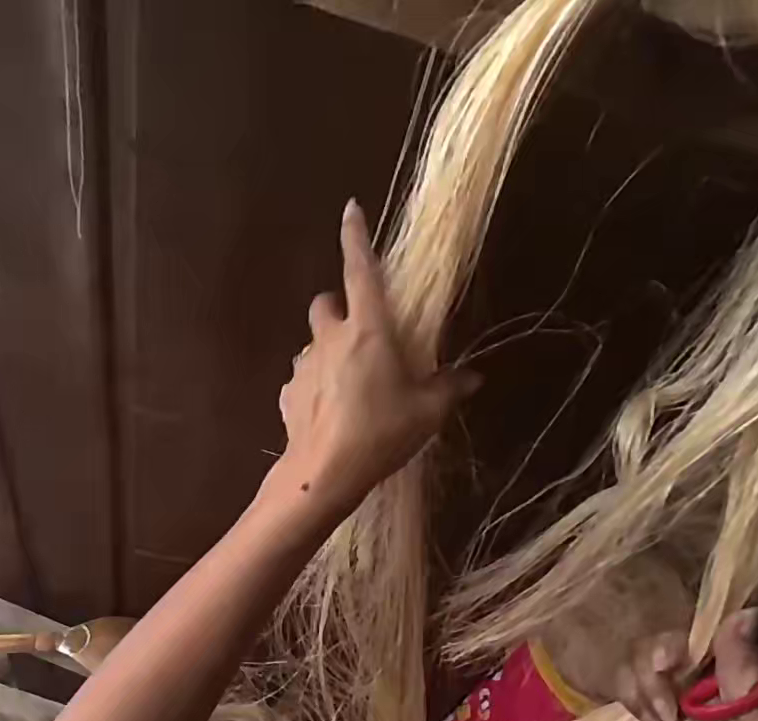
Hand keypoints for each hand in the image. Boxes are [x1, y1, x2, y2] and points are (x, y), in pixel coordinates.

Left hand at [269, 199, 480, 513]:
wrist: (323, 473)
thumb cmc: (380, 434)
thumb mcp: (427, 411)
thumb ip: (449, 388)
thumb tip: (472, 378)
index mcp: (367, 329)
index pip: (360, 270)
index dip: (355, 238)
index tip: (350, 210)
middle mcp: (328, 339)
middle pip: (323, 303)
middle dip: (337, 308)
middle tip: (359, 332)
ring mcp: (302, 366)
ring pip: (310, 342)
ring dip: (325, 349)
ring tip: (347, 380)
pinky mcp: (286, 394)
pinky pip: (300, 377)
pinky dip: (313, 382)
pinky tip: (327, 408)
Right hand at [620, 609, 757, 720]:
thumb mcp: (745, 715)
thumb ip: (741, 665)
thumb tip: (750, 611)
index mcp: (741, 677)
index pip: (715, 633)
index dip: (694, 637)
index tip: (682, 655)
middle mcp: (703, 675)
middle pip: (670, 639)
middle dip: (662, 662)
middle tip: (663, 678)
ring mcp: (668, 686)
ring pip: (641, 656)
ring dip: (647, 687)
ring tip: (662, 719)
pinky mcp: (638, 697)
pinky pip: (622, 675)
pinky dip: (631, 697)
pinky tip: (646, 720)